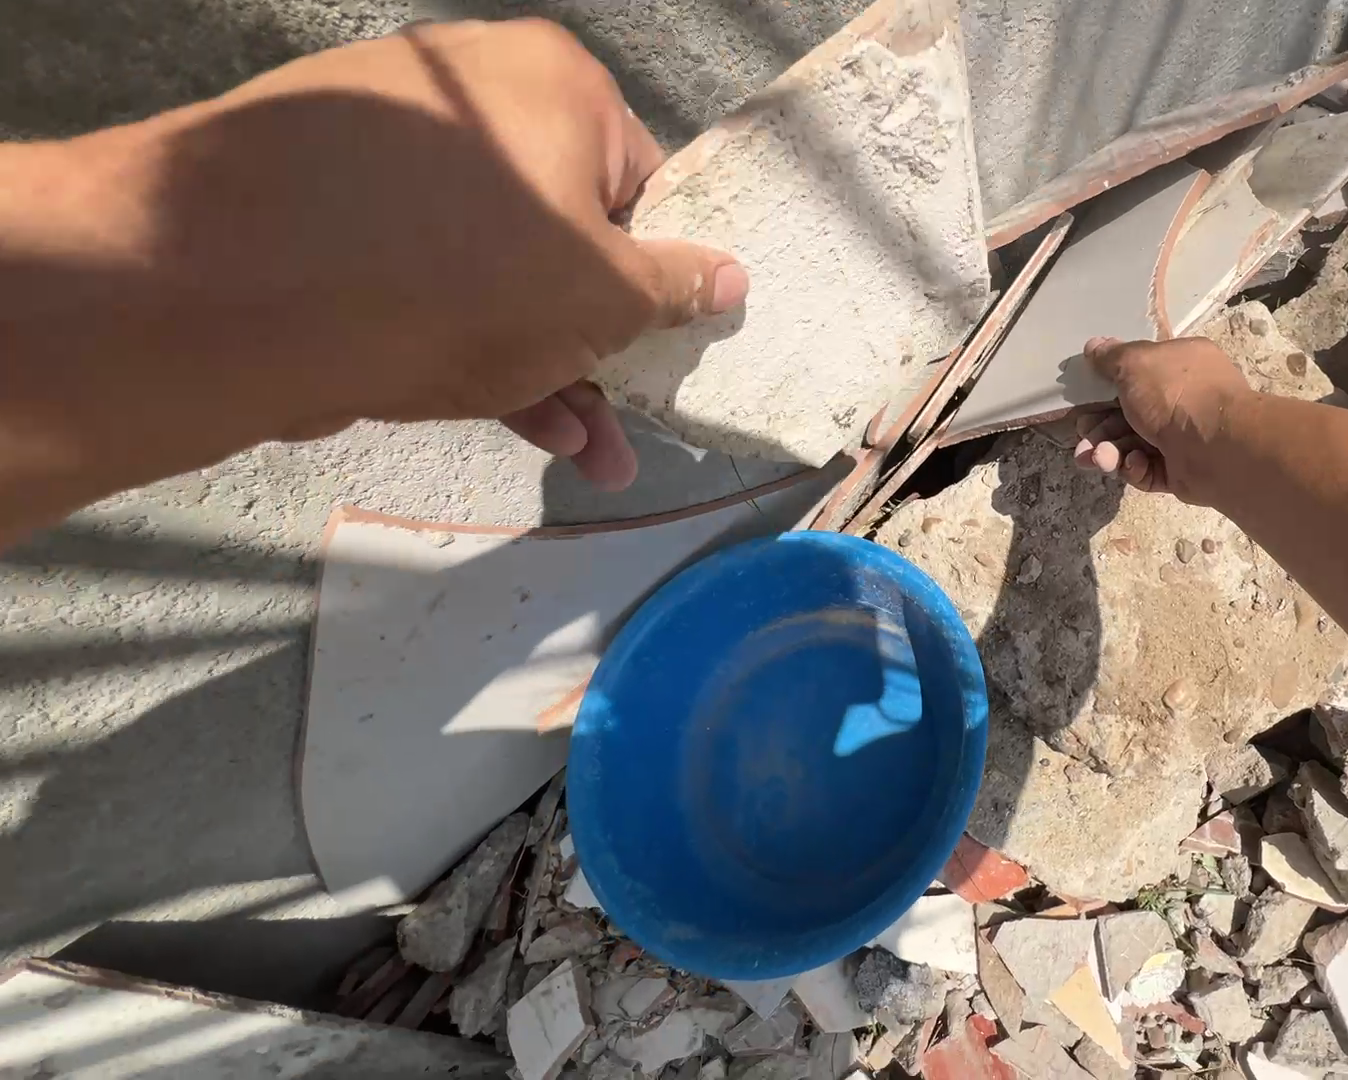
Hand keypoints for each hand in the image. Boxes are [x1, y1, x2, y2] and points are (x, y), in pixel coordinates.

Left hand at [1, 18, 741, 503]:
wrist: (230, 297)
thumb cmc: (471, 279)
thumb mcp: (610, 296)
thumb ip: (681, 288)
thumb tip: (735, 278)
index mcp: (557, 87)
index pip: (649, 185)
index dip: (669, 269)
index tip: (676, 332)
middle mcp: (482, 102)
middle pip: (580, 240)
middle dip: (612, 343)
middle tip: (638, 409)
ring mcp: (406, 159)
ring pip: (518, 277)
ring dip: (564, 372)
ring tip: (595, 456)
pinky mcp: (350, 216)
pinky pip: (454, 285)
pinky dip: (498, 355)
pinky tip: (535, 427)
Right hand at [1071, 336, 1251, 503]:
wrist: (1217, 446)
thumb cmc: (1175, 394)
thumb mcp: (1135, 363)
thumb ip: (1112, 357)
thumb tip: (1093, 346)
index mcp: (1179, 366)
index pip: (1137, 374)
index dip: (1107, 388)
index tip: (1084, 399)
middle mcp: (1182, 400)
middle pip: (1128, 415)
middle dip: (1100, 428)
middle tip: (1084, 438)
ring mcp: (1183, 438)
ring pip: (1133, 445)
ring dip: (1109, 451)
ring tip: (1097, 458)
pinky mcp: (1179, 471)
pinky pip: (1147, 469)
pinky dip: (1134, 467)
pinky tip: (1132, 463)